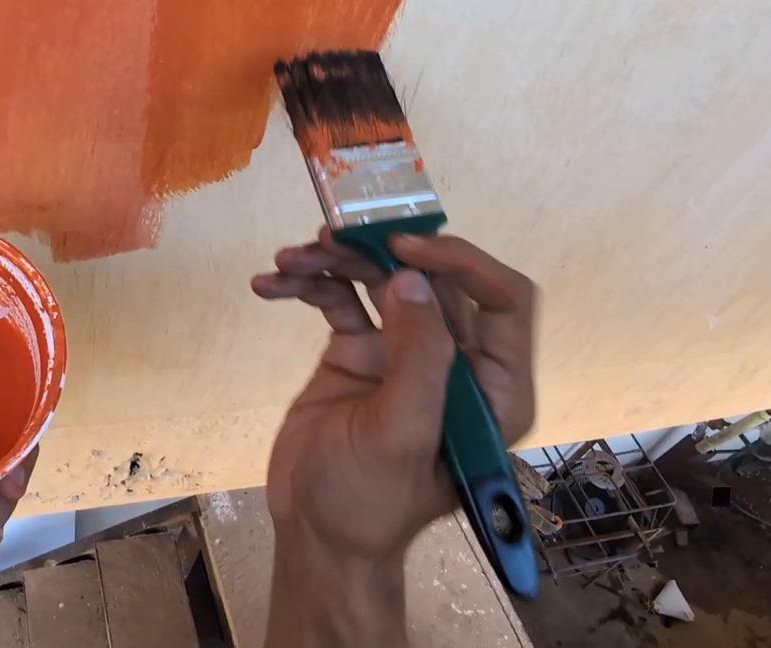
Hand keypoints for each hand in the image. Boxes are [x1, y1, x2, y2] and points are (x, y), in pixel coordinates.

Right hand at [251, 229, 536, 643]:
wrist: (313, 531)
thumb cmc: (367, 501)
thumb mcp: (399, 435)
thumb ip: (418, 359)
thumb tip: (412, 279)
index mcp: (488, 385)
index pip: (502, 300)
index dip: (461, 261)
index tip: (402, 246)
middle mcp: (450, 358)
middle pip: (427, 276)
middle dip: (376, 250)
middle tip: (325, 239)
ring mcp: (399, 350)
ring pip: (376, 278)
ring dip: (330, 262)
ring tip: (286, 260)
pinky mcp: (356, 349)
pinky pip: (336, 299)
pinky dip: (304, 286)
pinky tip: (268, 286)